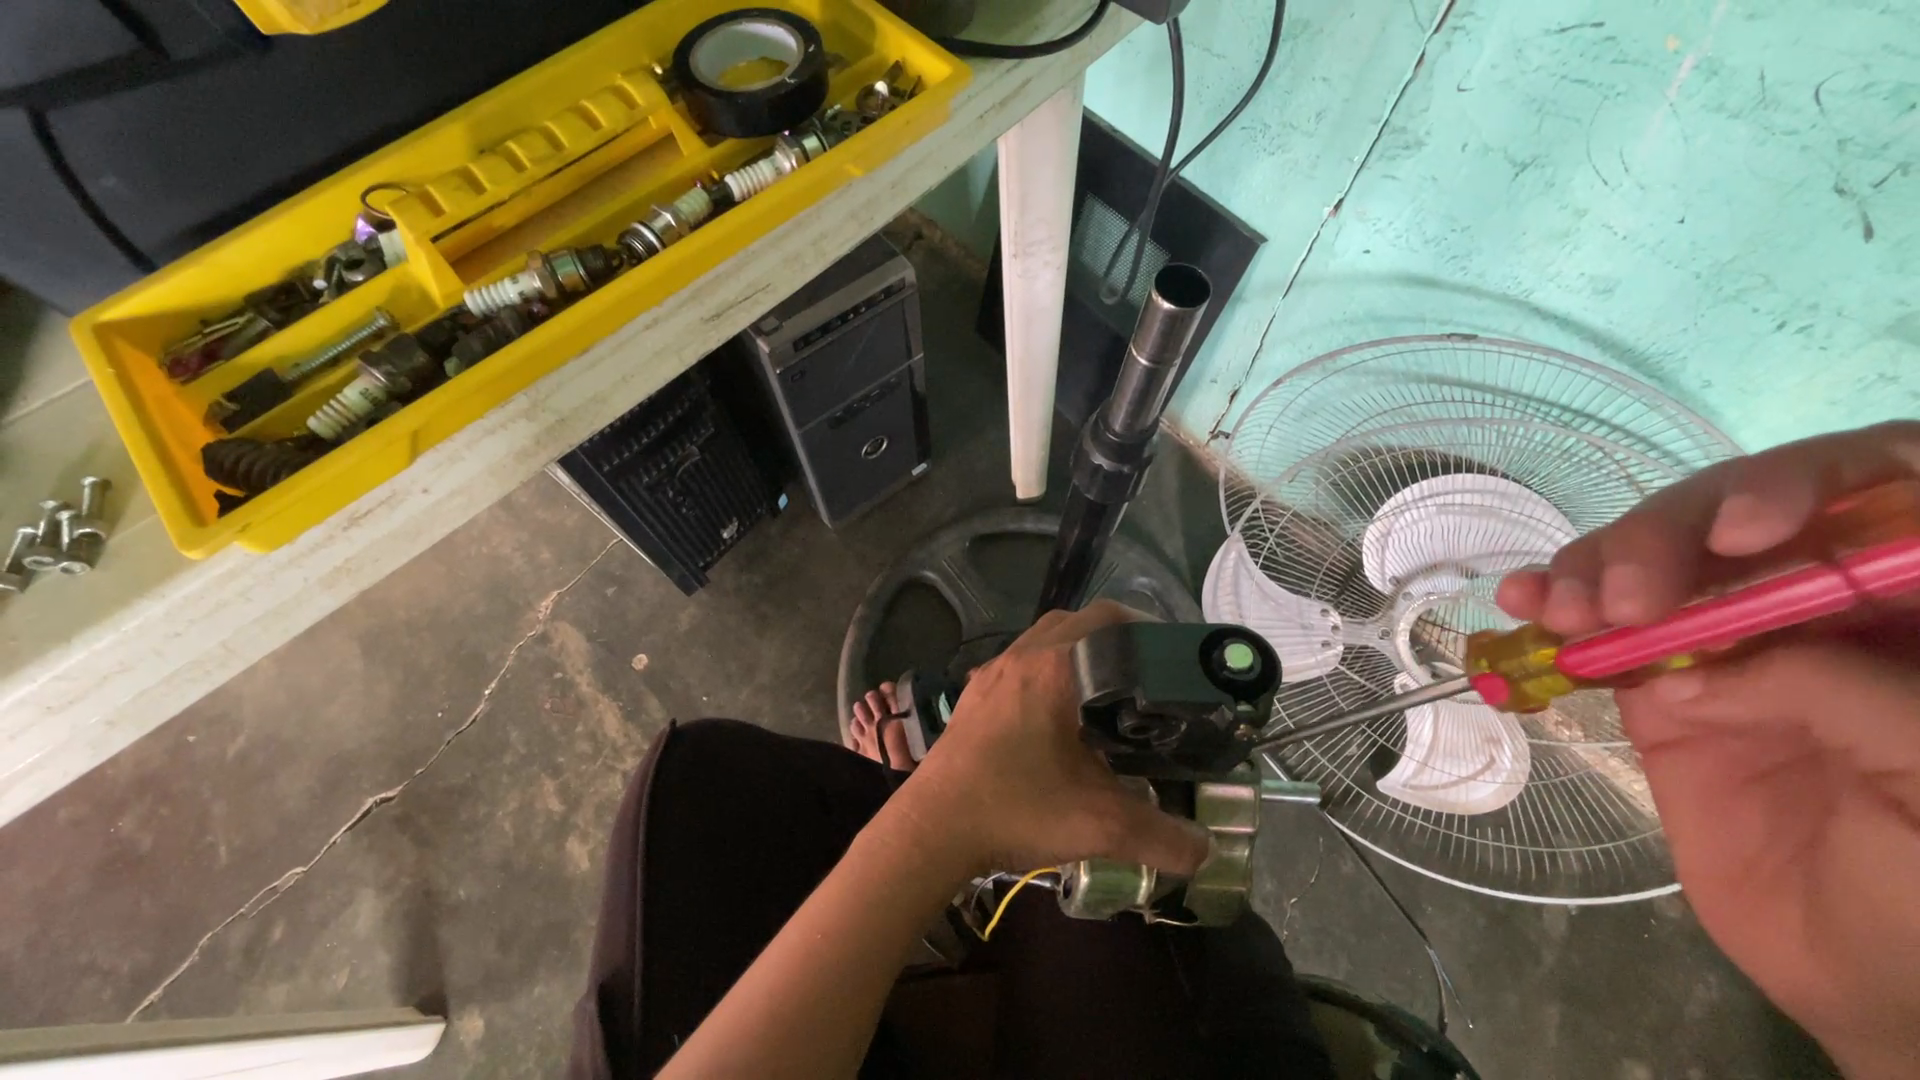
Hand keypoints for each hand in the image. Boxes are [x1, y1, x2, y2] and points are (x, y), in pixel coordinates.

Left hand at [887, 600, 1212, 880]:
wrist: (930, 829)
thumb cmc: (1015, 810)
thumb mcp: (1100, 826)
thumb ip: (1162, 836)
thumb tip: (1206, 849)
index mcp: (1053, 667)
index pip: (1108, 619)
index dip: (1147, 630)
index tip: (1174, 660)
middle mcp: (1019, 657)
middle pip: (1076, 623)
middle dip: (1116, 640)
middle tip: (1148, 675)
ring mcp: (990, 676)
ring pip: (1042, 642)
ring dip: (1077, 656)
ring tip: (1108, 695)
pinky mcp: (973, 698)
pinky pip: (1018, 667)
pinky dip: (1046, 675)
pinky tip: (1059, 719)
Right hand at [1497, 421, 1919, 1077]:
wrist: (1880, 984)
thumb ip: (1837, 688)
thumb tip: (1699, 656)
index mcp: (1911, 603)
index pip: (1868, 492)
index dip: (1802, 486)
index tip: (1742, 535)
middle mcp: (1817, 606)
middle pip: (1731, 524)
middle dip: (1666, 542)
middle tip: (1625, 598)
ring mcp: (1728, 649)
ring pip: (1650, 570)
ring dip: (1594, 571)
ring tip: (1560, 607)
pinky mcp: (1659, 694)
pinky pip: (1601, 636)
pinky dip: (1553, 612)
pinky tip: (1523, 604)